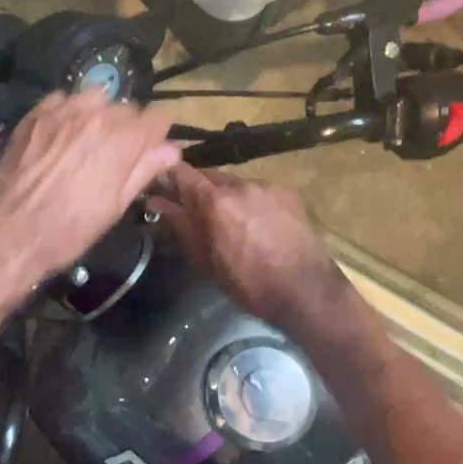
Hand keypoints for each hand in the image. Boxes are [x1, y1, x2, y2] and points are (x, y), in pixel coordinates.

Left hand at [0, 90, 178, 294]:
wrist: (7, 232)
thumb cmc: (67, 229)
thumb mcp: (114, 207)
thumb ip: (144, 171)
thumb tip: (171, 150)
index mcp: (123, 140)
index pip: (158, 117)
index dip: (157, 135)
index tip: (150, 150)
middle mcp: (96, 116)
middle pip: (127, 108)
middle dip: (127, 128)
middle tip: (114, 157)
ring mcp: (62, 111)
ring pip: (95, 98)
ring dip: (98, 115)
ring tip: (87, 142)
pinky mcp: (35, 114)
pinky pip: (62, 100)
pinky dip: (68, 112)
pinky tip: (60, 136)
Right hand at [148, 164, 350, 328]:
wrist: (305, 291)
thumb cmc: (248, 283)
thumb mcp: (205, 260)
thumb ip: (181, 225)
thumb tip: (157, 201)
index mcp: (215, 201)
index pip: (182, 173)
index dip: (170, 179)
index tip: (163, 190)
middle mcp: (241, 184)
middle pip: (210, 176)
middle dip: (200, 191)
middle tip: (198, 214)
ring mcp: (268, 185)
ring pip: (236, 183)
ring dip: (227, 196)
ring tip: (232, 223)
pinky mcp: (289, 192)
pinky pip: (260, 190)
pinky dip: (252, 201)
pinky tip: (259, 224)